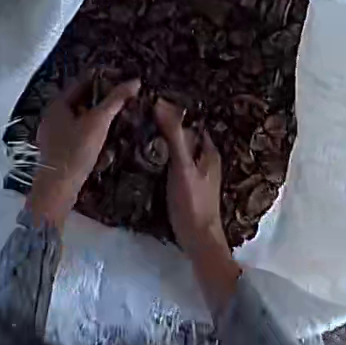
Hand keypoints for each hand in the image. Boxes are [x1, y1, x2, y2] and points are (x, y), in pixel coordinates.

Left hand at [26, 75, 139, 226]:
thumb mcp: (98, 123)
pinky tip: (105, 140)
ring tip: (119, 117)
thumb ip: (115, 100)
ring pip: (79, 118)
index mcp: (57, 104)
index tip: (122, 78)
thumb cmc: (76, 151)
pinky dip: (91, 133)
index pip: (81, 83)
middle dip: (102, 99)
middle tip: (124, 98)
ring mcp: (53, 134)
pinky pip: (77, 135)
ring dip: (98, 117)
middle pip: (80, 100)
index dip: (102, 78)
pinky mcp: (58, 151)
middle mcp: (52, 116)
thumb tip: (134, 81)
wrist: (57, 189)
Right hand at [156, 97, 239, 308]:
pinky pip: (171, 166)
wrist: (198, 241)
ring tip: (137, 135)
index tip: (149, 104)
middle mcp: (204, 161)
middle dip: (164, 128)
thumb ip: (173, 135)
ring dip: (161, 145)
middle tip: (138, 119)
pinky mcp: (185, 188)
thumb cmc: (192, 202)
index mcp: (209, 152)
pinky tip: (144, 161)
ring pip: (176, 152)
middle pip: (183, 137)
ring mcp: (195, 175)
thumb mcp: (181, 165)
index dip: (173, 113)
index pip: (190, 123)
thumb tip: (160, 103)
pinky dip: (160, 160)